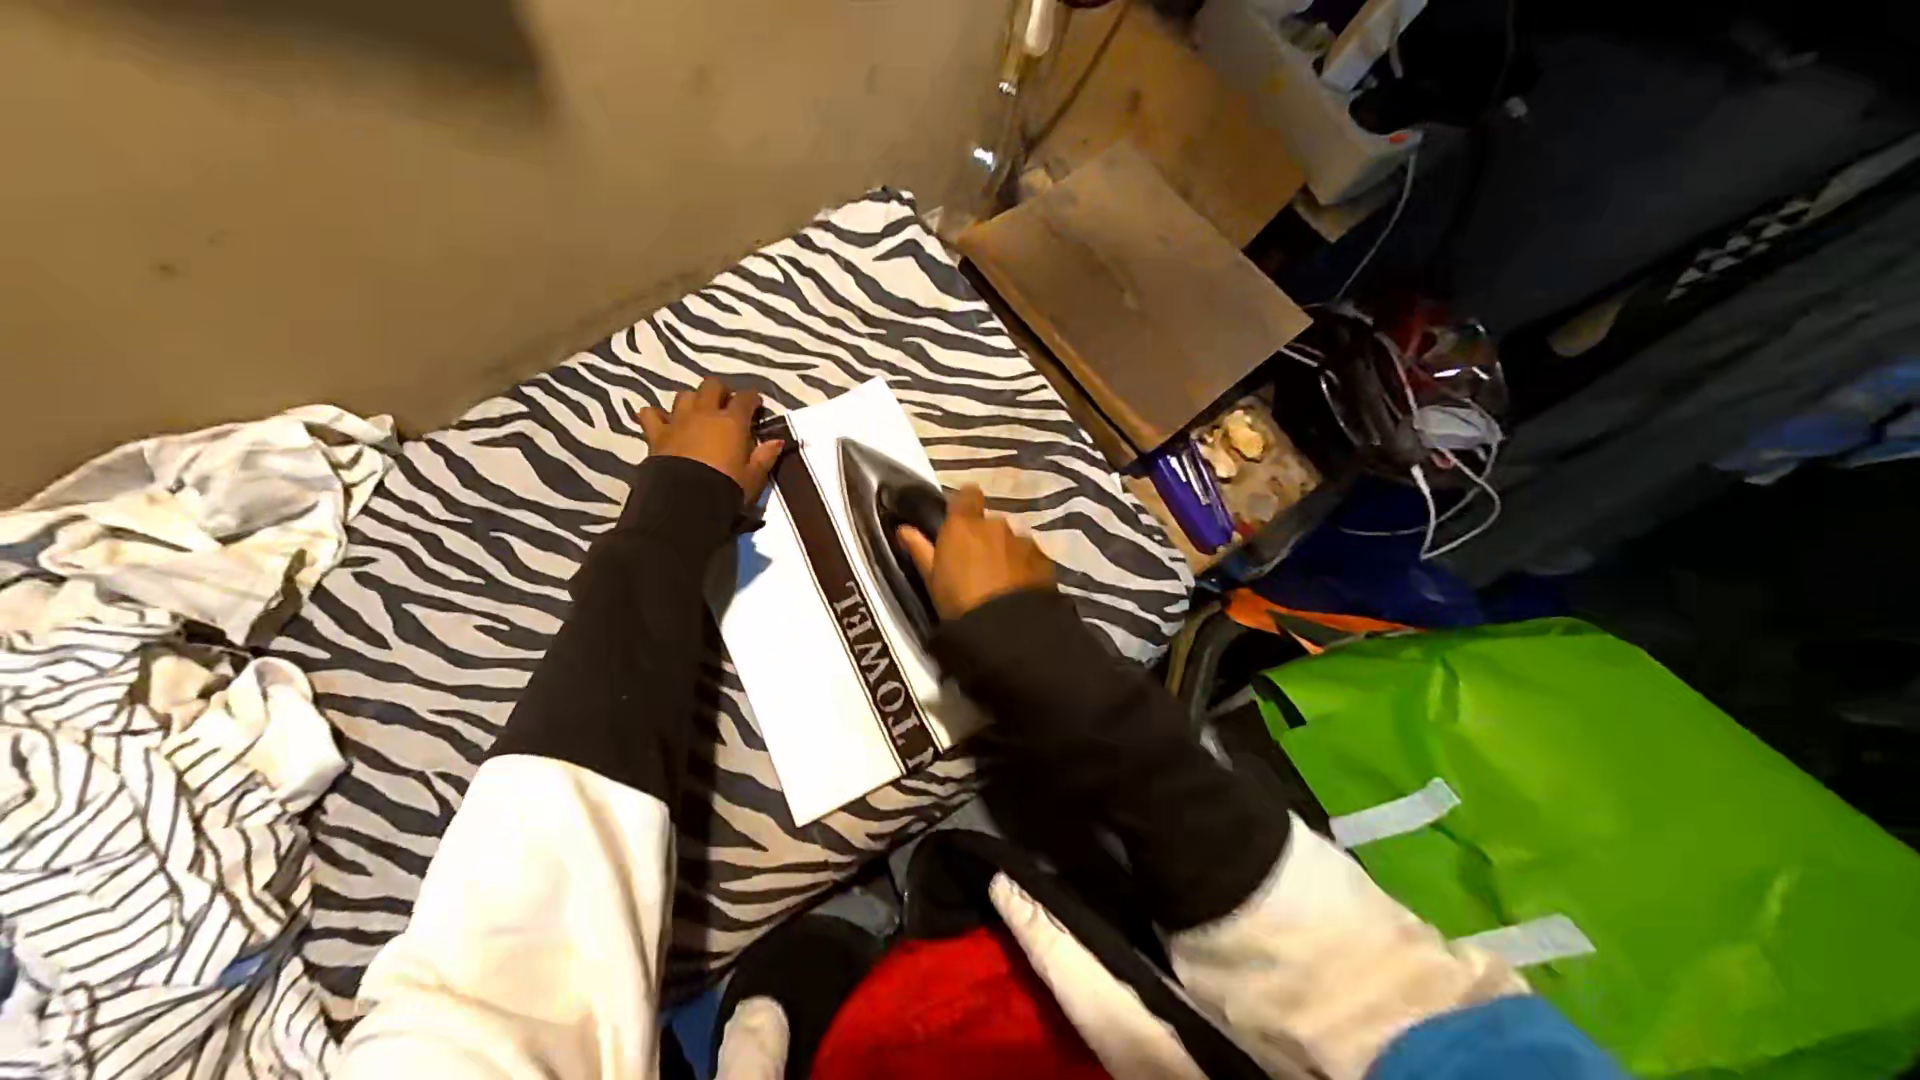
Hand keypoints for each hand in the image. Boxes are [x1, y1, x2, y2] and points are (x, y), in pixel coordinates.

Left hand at [635, 378, 784, 503]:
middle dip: (721, 391)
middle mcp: (705, 414)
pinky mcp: (656, 434)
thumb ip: (765, 456)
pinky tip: (663, 421)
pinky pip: (651, 414)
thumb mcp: (753, 477)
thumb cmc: (726, 488)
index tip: (756, 405)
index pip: (745, 398)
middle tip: (726, 405)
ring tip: (698, 412)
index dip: (752, 398)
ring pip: (684, 395)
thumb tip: (778, 441)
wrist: (686, 502)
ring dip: (692, 400)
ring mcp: (678, 421)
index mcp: (732, 422)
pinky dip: (657, 415)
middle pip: (711, 386)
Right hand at [897, 486, 1053, 619]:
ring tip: (1001, 583)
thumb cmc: (959, 602)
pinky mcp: (1044, 560)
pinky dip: (1025, 569)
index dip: (965, 505)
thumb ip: (920, 549)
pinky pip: (1031, 558)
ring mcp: (1023, 541)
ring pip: (1012, 541)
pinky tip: (1019, 591)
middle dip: (985, 538)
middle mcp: (996, 524)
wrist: (1006, 628)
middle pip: (990, 523)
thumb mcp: (932, 579)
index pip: (967, 494)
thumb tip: (904, 529)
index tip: (959, 523)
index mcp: (964, 525)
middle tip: (977, 565)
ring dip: (1006, 554)